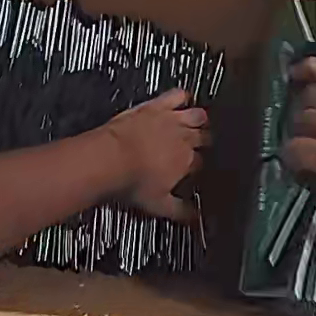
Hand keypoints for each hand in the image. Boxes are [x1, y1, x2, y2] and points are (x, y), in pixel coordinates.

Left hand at [100, 89, 210, 221]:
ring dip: (201, 118)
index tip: (194, 168)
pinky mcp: (158, 106)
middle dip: (205, 141)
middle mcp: (184, 139)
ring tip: (201, 120)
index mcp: (187, 162)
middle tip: (202, 144)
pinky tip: (185, 97)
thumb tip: (195, 220)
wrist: (110, 158)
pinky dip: (183, 96)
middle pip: (203, 137)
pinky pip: (178, 95)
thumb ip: (181, 212)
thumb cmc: (131, 180)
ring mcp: (173, 120)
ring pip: (198, 115)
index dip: (199, 165)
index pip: (201, 162)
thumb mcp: (159, 205)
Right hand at [283, 57, 315, 221]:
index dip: (295, 161)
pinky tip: (303, 72)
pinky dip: (315, 69)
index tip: (301, 165)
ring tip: (310, 110)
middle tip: (311, 142)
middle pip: (301, 118)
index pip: (295, 152)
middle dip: (302, 133)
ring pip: (312, 90)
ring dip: (307, 103)